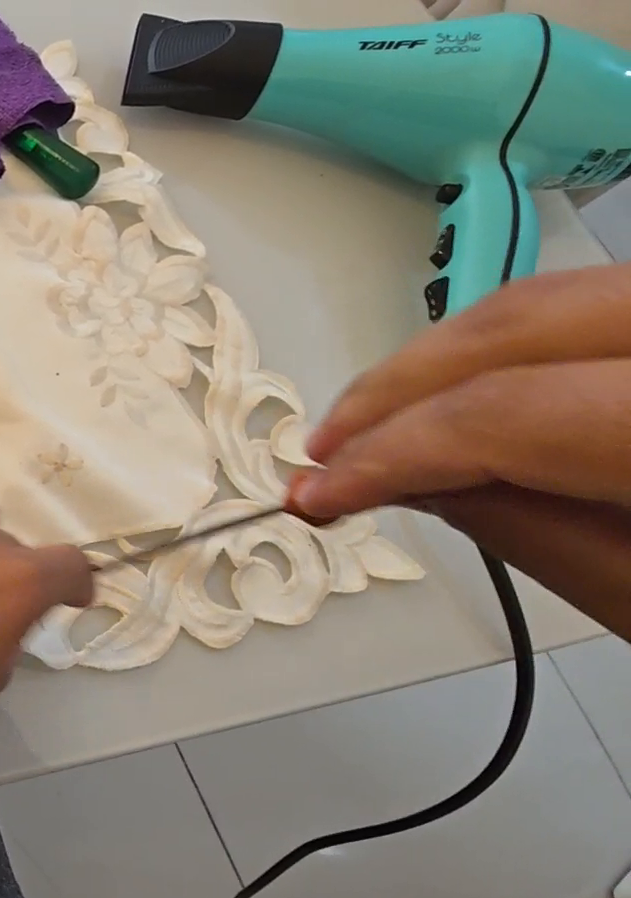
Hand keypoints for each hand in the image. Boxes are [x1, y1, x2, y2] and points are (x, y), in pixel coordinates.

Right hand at [293, 263, 630, 516]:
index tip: (321, 493)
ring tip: (367, 424)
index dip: (386, 456)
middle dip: (389, 393)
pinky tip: (446, 392)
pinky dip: (493, 345)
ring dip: (429, 365)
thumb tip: (382, 482)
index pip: (500, 414)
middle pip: (510, 327)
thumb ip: (512, 521)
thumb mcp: (625, 574)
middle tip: (324, 449)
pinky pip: (579, 299)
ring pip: (538, 298)